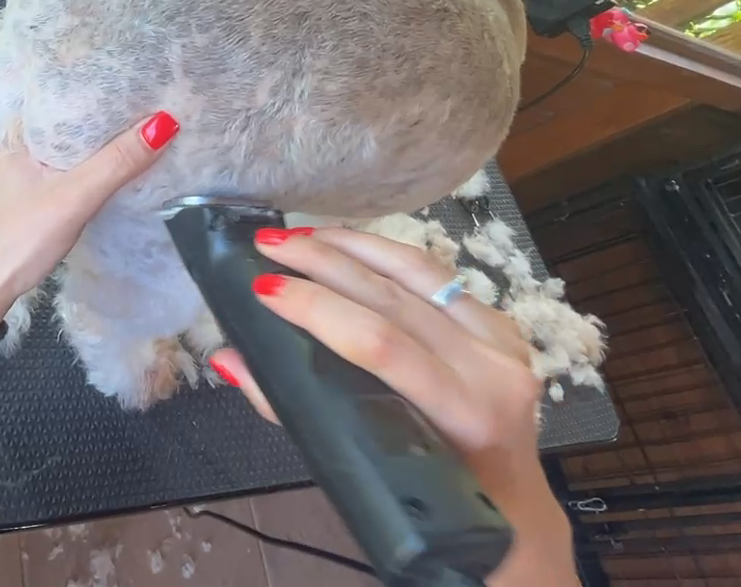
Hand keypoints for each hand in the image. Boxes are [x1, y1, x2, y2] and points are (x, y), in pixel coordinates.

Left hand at [0, 111, 178, 325]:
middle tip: (144, 113)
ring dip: (84, 149)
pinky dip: (67, 169)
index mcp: (10, 132)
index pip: (62, 98)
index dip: (101, 94)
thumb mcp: (74, 199)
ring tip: (127, 138)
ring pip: (51, 150)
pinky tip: (90, 174)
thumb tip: (164, 122)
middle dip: (97, 123)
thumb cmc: (17, 242)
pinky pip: (41, 170)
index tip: (140, 91)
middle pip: (59, 125)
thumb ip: (117, 162)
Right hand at [208, 228, 573, 582]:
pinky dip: (377, 249)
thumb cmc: (428, 498)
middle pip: (392, 299)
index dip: (317, 310)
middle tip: (265, 244)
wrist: (512, 505)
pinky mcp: (498, 320)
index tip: (262, 288)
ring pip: (413, 270)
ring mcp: (501, 341)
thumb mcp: (361, 469)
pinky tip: (341, 240)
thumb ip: (290, 410)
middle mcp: (492, 372)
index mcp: (465, 418)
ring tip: (296, 234)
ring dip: (346, 245)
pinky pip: (430, 270)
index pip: (381, 345)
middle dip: (319, 264)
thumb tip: (228, 361)